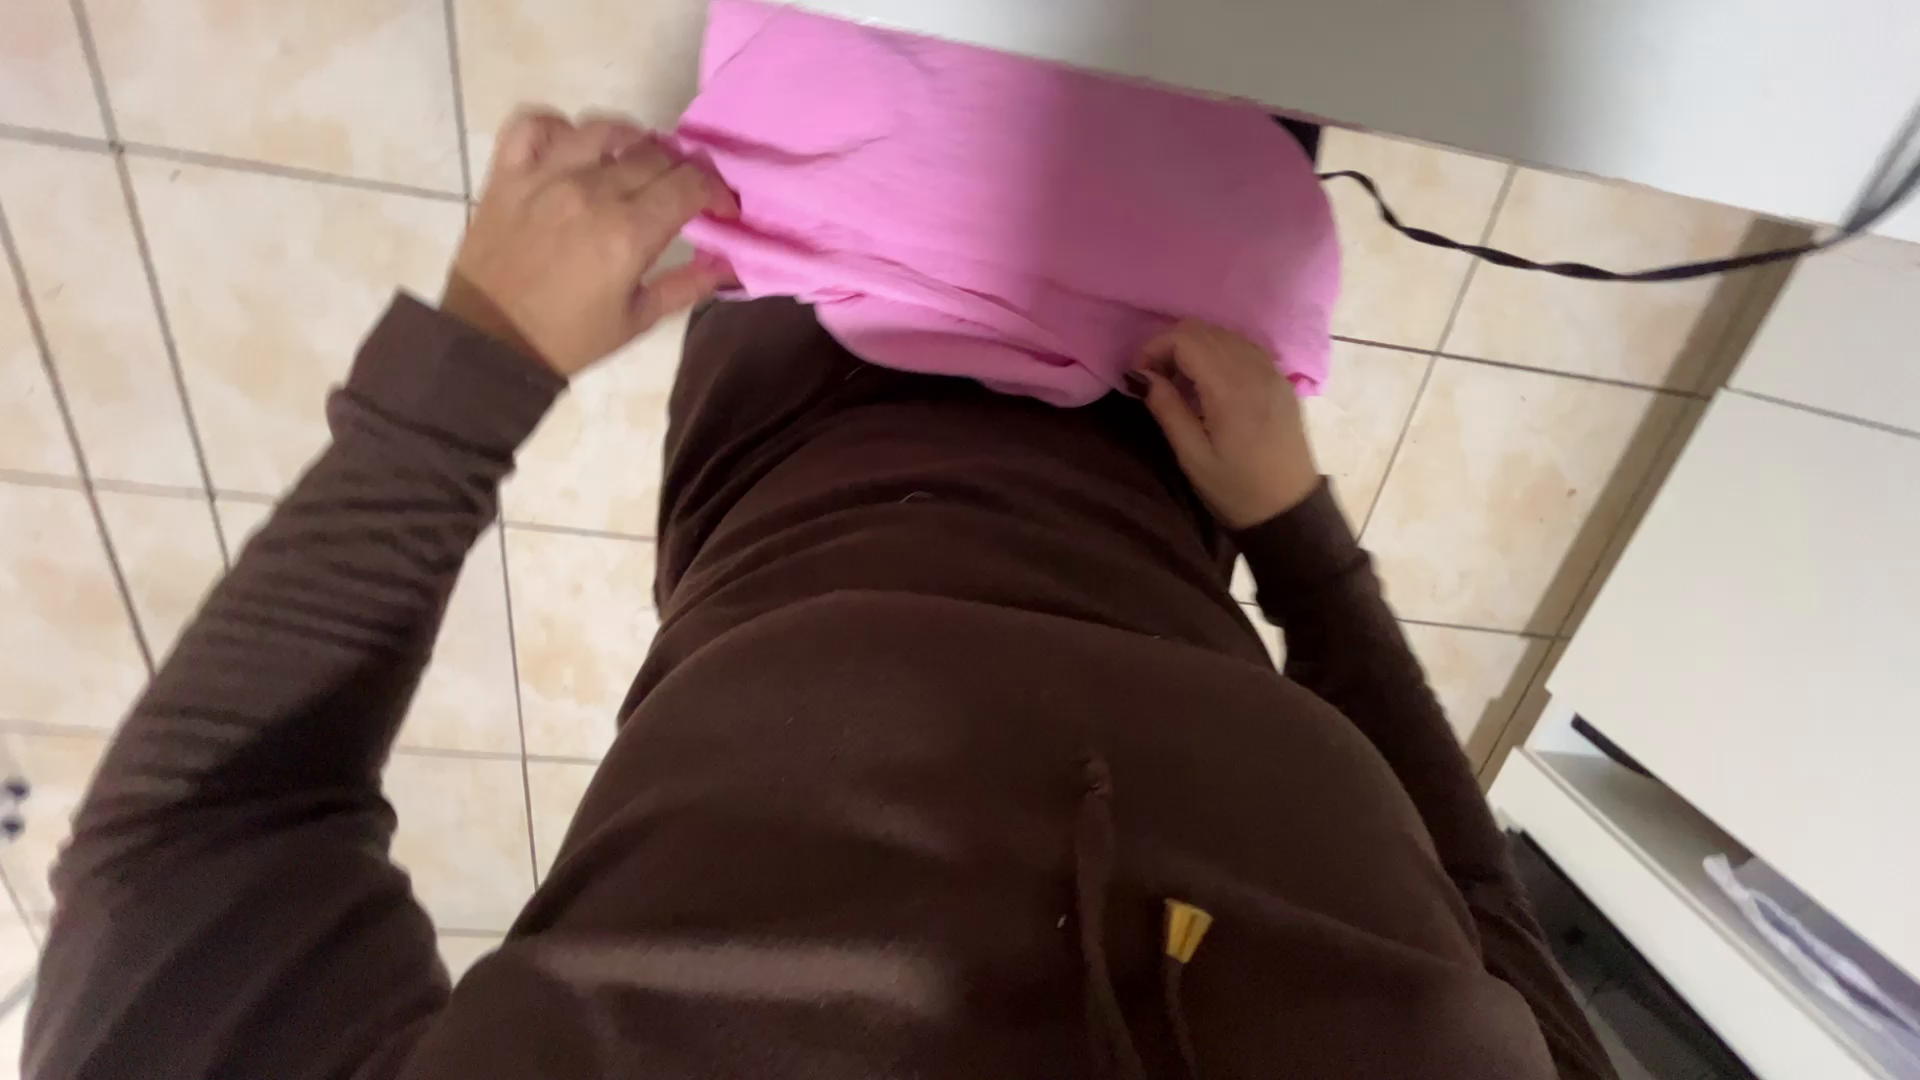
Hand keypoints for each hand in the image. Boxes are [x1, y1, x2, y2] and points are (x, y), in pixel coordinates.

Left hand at [441, 107, 738, 376]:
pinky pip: (536, 123)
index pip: (690, 186)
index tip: (725, 209)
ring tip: (642, 163)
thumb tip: (730, 265)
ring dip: (635, 141)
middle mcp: (591, 192)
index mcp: (629, 233)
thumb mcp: (641, 318)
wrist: (493, 339)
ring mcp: (545, 175)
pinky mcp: (508, 172)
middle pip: (656, 155)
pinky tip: (577, 147)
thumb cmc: (573, 338)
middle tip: (690, 193)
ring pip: (604, 130)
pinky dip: (562, 127)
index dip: (718, 192)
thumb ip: (688, 285)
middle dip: (686, 170)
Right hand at [1132, 321, 1319, 528]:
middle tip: (1155, 381)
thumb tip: (1141, 375)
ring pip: (1224, 335)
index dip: (1155, 348)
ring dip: (1194, 349)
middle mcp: (1254, 369)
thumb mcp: (1192, 455)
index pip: (1186, 339)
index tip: (1139, 376)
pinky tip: (1208, 385)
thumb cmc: (1235, 488)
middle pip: (1204, 330)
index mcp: (1230, 388)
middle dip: (1171, 347)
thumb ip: (1167, 408)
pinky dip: (1218, 355)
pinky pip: (1243, 348)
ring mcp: (1272, 371)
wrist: (1289, 509)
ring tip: (1179, 384)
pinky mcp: (1280, 381)